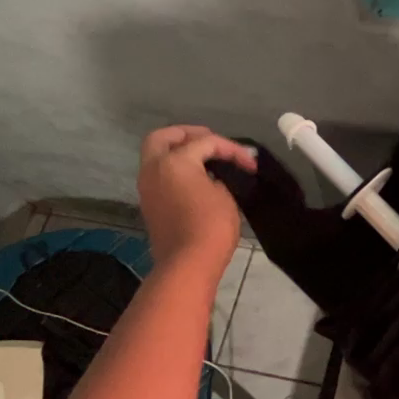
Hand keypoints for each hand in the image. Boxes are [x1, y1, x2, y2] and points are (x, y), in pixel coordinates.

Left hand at [136, 125, 255, 274]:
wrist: (188, 264)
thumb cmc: (210, 226)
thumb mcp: (225, 195)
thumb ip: (217, 177)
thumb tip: (212, 177)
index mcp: (174, 161)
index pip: (205, 143)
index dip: (232, 149)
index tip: (250, 163)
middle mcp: (154, 169)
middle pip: (163, 138)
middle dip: (186, 134)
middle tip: (210, 140)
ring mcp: (147, 187)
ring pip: (156, 156)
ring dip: (178, 152)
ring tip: (205, 158)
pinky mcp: (150, 204)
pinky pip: (159, 175)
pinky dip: (174, 169)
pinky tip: (196, 177)